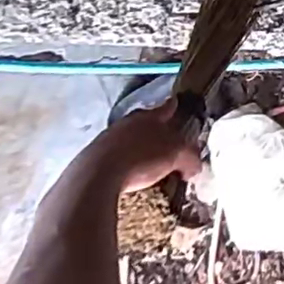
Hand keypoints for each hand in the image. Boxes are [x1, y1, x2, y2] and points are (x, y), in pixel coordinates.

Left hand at [80, 100, 203, 193]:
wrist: (94, 178)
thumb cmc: (142, 158)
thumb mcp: (177, 156)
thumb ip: (190, 158)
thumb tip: (195, 167)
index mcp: (151, 116)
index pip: (167, 107)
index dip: (174, 107)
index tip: (177, 105)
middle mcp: (127, 121)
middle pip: (144, 120)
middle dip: (152, 128)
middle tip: (162, 140)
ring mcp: (105, 138)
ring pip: (124, 137)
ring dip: (132, 145)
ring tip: (141, 161)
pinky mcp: (88, 157)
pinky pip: (108, 155)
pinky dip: (116, 161)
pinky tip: (120, 175)